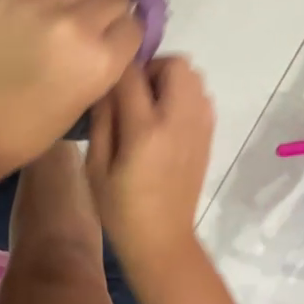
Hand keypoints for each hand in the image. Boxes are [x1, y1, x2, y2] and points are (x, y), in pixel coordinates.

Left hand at [0, 0, 142, 167]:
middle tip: (92, 23)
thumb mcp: (89, 98)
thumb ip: (110, 60)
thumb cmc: (37, 124)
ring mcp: (48, 4)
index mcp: (104, 62)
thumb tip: (121, 30)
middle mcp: (82, 26)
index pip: (134, 26)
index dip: (124, 33)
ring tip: (75, 3)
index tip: (112, 39)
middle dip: (111, 11)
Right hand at [86, 56, 213, 267]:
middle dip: (151, 67)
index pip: (132, 75)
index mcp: (145, 131)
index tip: (104, 79)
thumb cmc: (120, 208)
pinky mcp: (208, 136)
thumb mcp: (95, 166)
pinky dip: (184, 95)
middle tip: (132, 91)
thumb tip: (106, 85)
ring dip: (170, 80)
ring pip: (194, 76)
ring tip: (149, 104)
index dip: (116, 69)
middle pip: (176, 64)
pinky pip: (201, 96)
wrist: (163, 239)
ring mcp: (199, 127)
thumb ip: (101, 120)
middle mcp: (178, 121)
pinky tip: (165, 119)